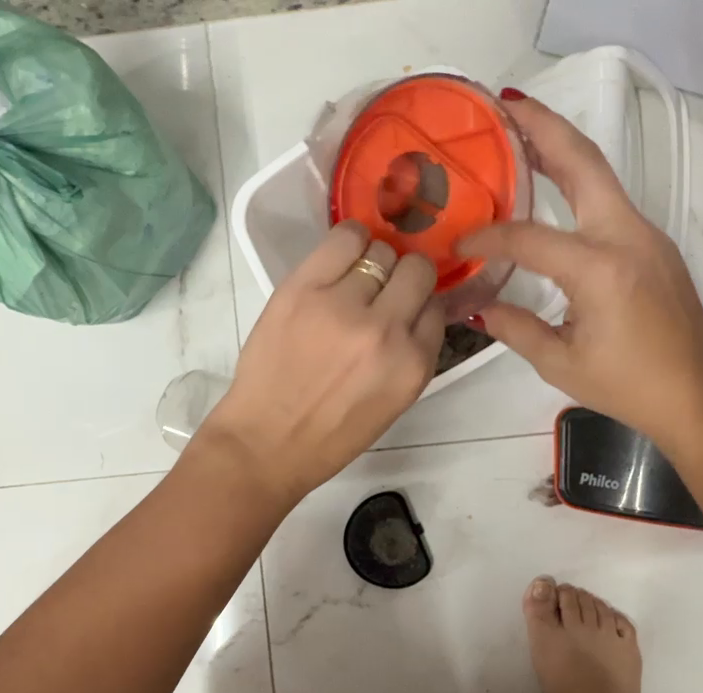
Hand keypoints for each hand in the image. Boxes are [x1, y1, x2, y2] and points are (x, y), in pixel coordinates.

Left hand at [198, 221, 445, 503]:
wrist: (266, 444)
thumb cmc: (329, 436)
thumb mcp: (391, 404)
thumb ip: (410, 356)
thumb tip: (415, 311)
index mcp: (412, 366)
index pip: (436, 308)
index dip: (419, 306)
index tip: (403, 311)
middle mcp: (386, 331)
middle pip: (416, 271)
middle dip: (404, 278)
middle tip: (379, 293)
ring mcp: (343, 306)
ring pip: (381, 251)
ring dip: (373, 263)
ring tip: (352, 282)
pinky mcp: (303, 289)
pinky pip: (343, 238)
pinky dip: (348, 241)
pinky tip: (340, 258)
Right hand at [460, 94, 702, 434]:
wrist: (696, 393)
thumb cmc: (629, 386)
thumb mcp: (561, 363)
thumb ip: (516, 329)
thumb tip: (479, 308)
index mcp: (601, 270)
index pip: (530, 238)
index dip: (489, 239)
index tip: (460, 245)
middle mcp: (627, 237)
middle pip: (584, 163)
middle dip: (543, 128)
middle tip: (504, 109)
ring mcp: (646, 235)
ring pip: (601, 176)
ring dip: (562, 151)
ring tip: (521, 139)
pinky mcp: (652, 245)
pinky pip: (610, 202)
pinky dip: (577, 186)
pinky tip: (551, 193)